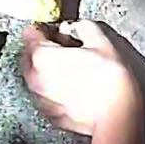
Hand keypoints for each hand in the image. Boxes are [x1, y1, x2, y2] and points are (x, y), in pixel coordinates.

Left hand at [20, 21, 139, 136]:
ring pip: (35, 77)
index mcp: (42, 56)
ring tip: (69, 69)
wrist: (116, 116)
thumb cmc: (109, 78)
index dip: (44, 29)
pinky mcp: (50, 115)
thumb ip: (83, 27)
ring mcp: (41, 99)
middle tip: (62, 48)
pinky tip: (73, 89)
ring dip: (45, 70)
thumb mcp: (101, 42)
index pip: (30, 33)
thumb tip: (75, 27)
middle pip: (28, 56)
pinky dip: (53, 90)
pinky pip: (45, 95)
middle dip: (41, 49)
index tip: (56, 31)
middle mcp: (35, 78)